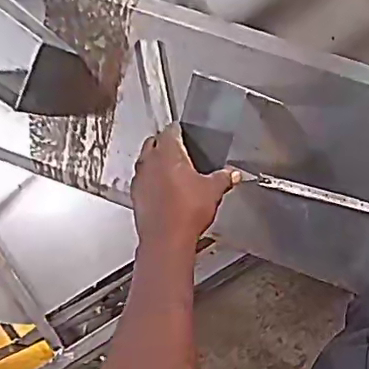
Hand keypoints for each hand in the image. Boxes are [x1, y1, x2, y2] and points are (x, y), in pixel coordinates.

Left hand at [132, 125, 240, 250]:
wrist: (167, 238)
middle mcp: (149, 162)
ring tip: (171, 170)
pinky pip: (143, 182)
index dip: (178, 130)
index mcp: (168, 153)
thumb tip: (232, 174)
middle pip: (153, 143)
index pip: (170, 131)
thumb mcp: (213, 191)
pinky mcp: (136, 196)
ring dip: (156, 162)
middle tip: (177, 148)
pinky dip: (152, 182)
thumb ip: (223, 178)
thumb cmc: (185, 212)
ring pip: (146, 162)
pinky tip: (164, 192)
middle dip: (164, 143)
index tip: (182, 131)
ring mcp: (140, 179)